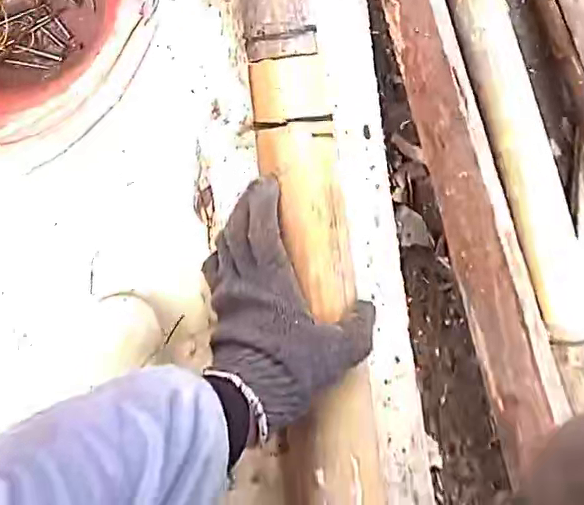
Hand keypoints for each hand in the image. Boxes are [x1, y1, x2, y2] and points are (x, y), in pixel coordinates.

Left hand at [204, 177, 374, 436]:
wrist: (246, 401)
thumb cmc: (290, 367)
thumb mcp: (336, 351)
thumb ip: (357, 327)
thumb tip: (368, 308)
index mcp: (270, 275)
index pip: (260, 224)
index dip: (262, 199)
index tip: (270, 182)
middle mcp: (244, 277)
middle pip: (237, 227)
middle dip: (246, 203)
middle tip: (258, 188)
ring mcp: (227, 293)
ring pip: (223, 246)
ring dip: (233, 225)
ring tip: (245, 216)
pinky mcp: (218, 312)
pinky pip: (216, 272)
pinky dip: (222, 255)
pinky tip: (229, 257)